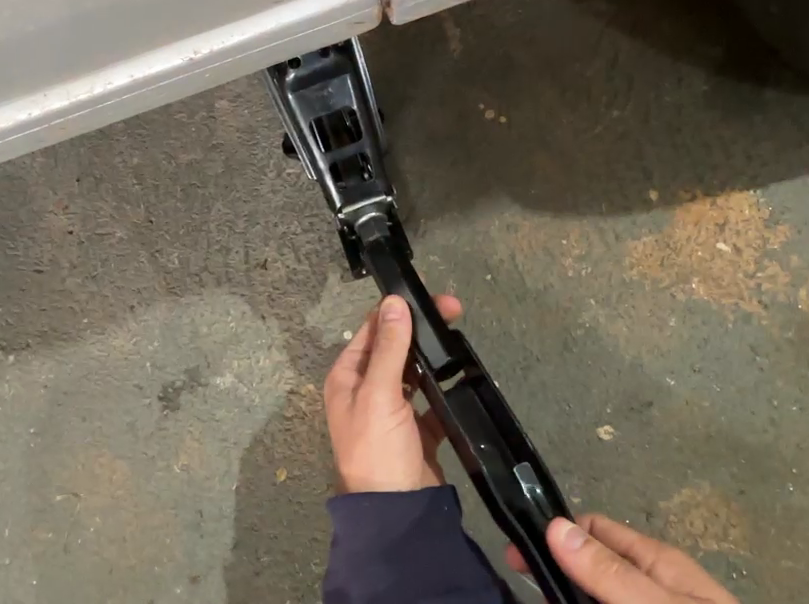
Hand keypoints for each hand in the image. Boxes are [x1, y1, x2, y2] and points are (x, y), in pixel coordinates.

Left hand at [323, 293, 463, 492]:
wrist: (397, 516)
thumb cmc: (378, 450)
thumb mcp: (379, 394)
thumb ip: (389, 347)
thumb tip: (393, 300)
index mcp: (348, 377)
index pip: (372, 329)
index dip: (397, 307)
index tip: (426, 290)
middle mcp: (366, 389)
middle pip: (395, 346)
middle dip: (420, 327)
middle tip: (453, 308)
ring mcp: (392, 411)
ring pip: (414, 371)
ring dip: (433, 354)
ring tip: (459, 336)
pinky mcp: (417, 430)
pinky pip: (431, 399)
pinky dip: (444, 387)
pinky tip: (461, 375)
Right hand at [506, 514, 738, 603]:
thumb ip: (611, 574)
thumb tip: (555, 526)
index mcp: (657, 566)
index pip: (593, 530)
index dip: (553, 536)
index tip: (514, 558)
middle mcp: (651, 590)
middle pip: (590, 573)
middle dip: (556, 581)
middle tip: (519, 593)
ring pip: (595, 601)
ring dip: (567, 600)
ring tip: (535, 603)